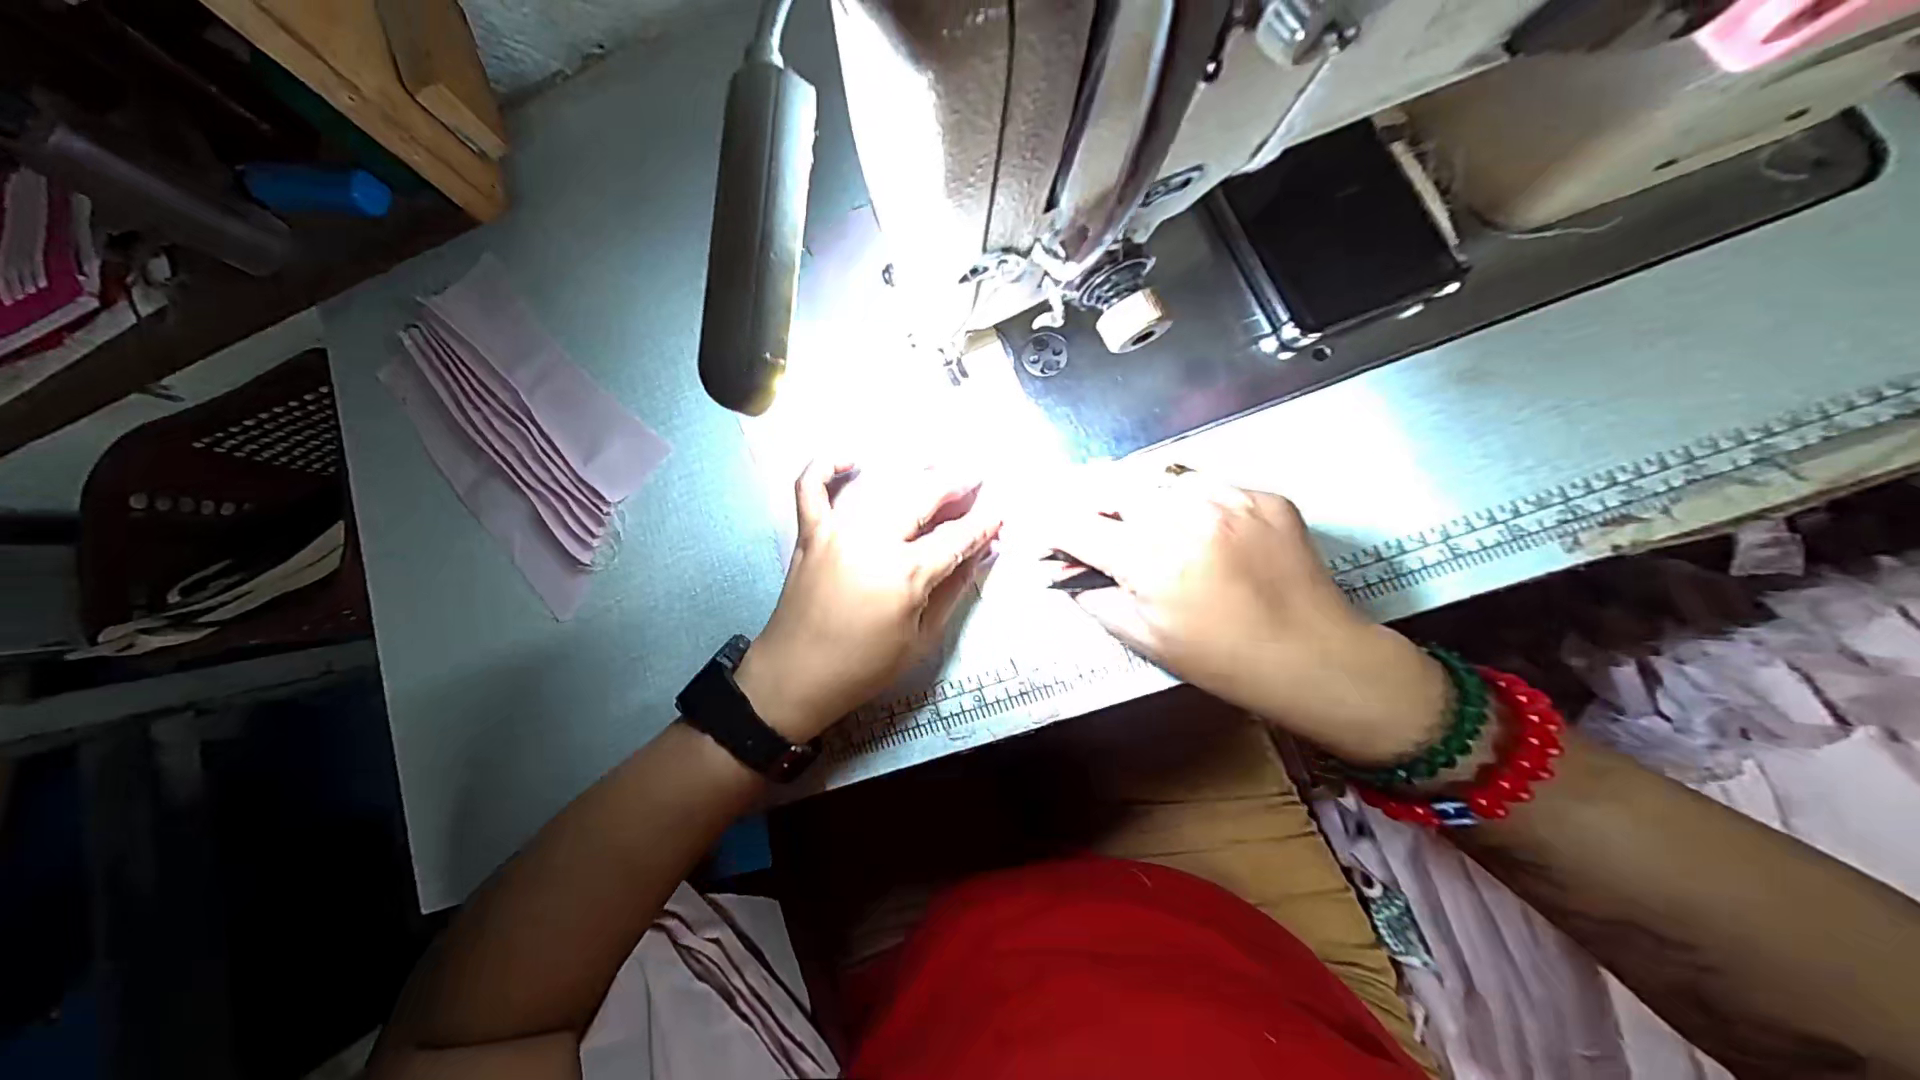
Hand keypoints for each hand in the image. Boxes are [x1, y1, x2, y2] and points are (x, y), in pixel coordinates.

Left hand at [734, 460, 1001, 741]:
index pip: (955, 539)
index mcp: (907, 574)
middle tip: (975, 477)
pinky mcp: (810, 535)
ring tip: (936, 464)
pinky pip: (811, 490)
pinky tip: (848, 458)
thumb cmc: (864, 667)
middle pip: (922, 500)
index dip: (981, 527)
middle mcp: (874, 542)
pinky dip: (824, 467)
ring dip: (912, 473)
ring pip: (880, 488)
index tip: (999, 515)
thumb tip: (978, 556)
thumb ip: (952, 592)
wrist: (796, 677)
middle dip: (955, 486)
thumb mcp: (921, 639)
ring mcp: (838, 533)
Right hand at [1034, 472, 1446, 764]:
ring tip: (1123, 507)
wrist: (1315, 657)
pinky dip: (1182, 496)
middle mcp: (1185, 517)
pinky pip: (1205, 483)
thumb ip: (1097, 599)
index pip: (1077, 525)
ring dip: (1129, 490)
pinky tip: (1185, 518)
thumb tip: (1065, 574)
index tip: (1034, 524)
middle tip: (1072, 506)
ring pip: (1156, 474)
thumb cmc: (1224, 660)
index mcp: (1151, 560)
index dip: (1047, 523)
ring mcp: (1229, 499)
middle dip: (1081, 493)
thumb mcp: (1147, 639)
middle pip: (1110, 482)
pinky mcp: (1262, 495)